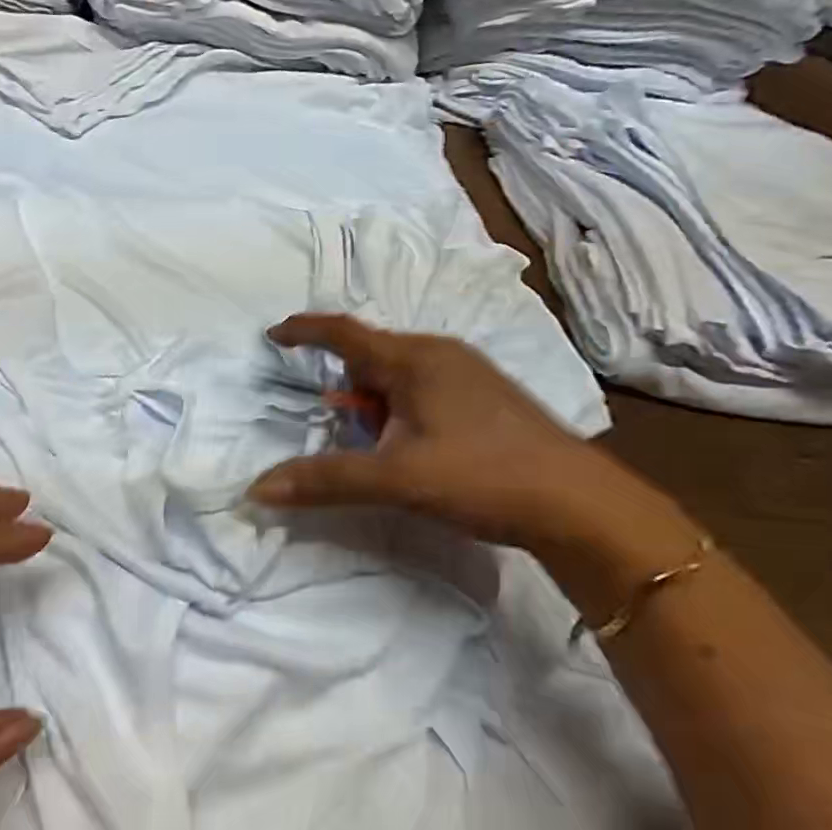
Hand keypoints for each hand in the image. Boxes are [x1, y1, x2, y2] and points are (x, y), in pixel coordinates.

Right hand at [247, 314, 675, 554]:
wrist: (574, 500)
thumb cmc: (480, 475)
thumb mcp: (396, 479)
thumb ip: (327, 480)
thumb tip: (258, 487)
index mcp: (415, 357)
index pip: (345, 332)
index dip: (306, 331)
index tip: (274, 335)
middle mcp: (441, 352)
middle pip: (373, 354)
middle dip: (345, 381)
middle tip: (332, 415)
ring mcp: (469, 372)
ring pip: (401, 374)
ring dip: (376, 400)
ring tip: (373, 440)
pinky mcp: (486, 396)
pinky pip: (426, 388)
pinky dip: (402, 408)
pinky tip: (412, 445)